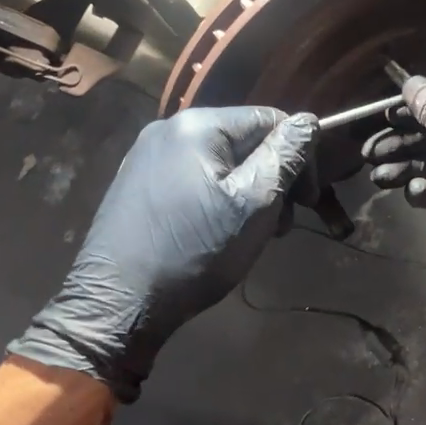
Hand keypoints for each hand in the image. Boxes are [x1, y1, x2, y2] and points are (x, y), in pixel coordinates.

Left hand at [9, 107, 317, 401]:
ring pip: (221, 161)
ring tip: (252, 233)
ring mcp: (147, 156)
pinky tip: (218, 231)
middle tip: (280, 224)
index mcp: (198, 125)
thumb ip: (286, 156)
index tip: (307, 202)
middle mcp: (169, 128)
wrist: (116, 305)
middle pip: (245, 139)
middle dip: (273, 178)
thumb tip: (308, 121)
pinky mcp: (137, 184)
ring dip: (248, 191)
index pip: (272, 120)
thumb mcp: (255, 204)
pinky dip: (217, 198)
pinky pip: (194, 176)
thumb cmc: (195, 252)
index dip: (300, 157)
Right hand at [362, 76, 425, 299]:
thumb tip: (409, 82)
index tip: (378, 115)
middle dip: (396, 140)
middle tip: (367, 152)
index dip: (407, 106)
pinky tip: (416, 193)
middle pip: (425, 129)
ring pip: (423, 160)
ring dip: (399, 166)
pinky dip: (419, 190)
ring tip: (379, 177)